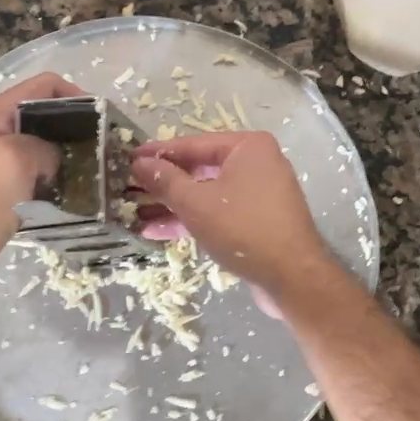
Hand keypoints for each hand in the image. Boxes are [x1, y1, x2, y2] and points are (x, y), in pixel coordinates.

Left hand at [0, 72, 82, 269]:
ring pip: (38, 146)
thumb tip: (54, 160)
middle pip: (43, 115)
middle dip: (72, 128)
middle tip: (98, 149)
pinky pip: (30, 173)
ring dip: (62, 157)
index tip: (100, 118)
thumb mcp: (18, 158)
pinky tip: (64, 193)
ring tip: (87, 173)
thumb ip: (46, 147)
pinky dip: (49, 179)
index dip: (76, 95)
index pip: (45, 85)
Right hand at [130, 132, 337, 306]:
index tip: (129, 159)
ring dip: (173, 205)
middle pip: (200, 169)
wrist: (292, 276)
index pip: (193, 144)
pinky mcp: (259, 219)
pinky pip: (220, 212)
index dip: (159, 153)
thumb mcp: (196, 203)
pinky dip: (193, 219)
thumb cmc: (243, 229)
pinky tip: (157, 232)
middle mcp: (258, 163)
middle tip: (128, 189)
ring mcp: (261, 193)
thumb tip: (139, 164)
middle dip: (164, 183)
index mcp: (248, 146)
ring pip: (208, 194)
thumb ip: (165, 181)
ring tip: (134, 214)